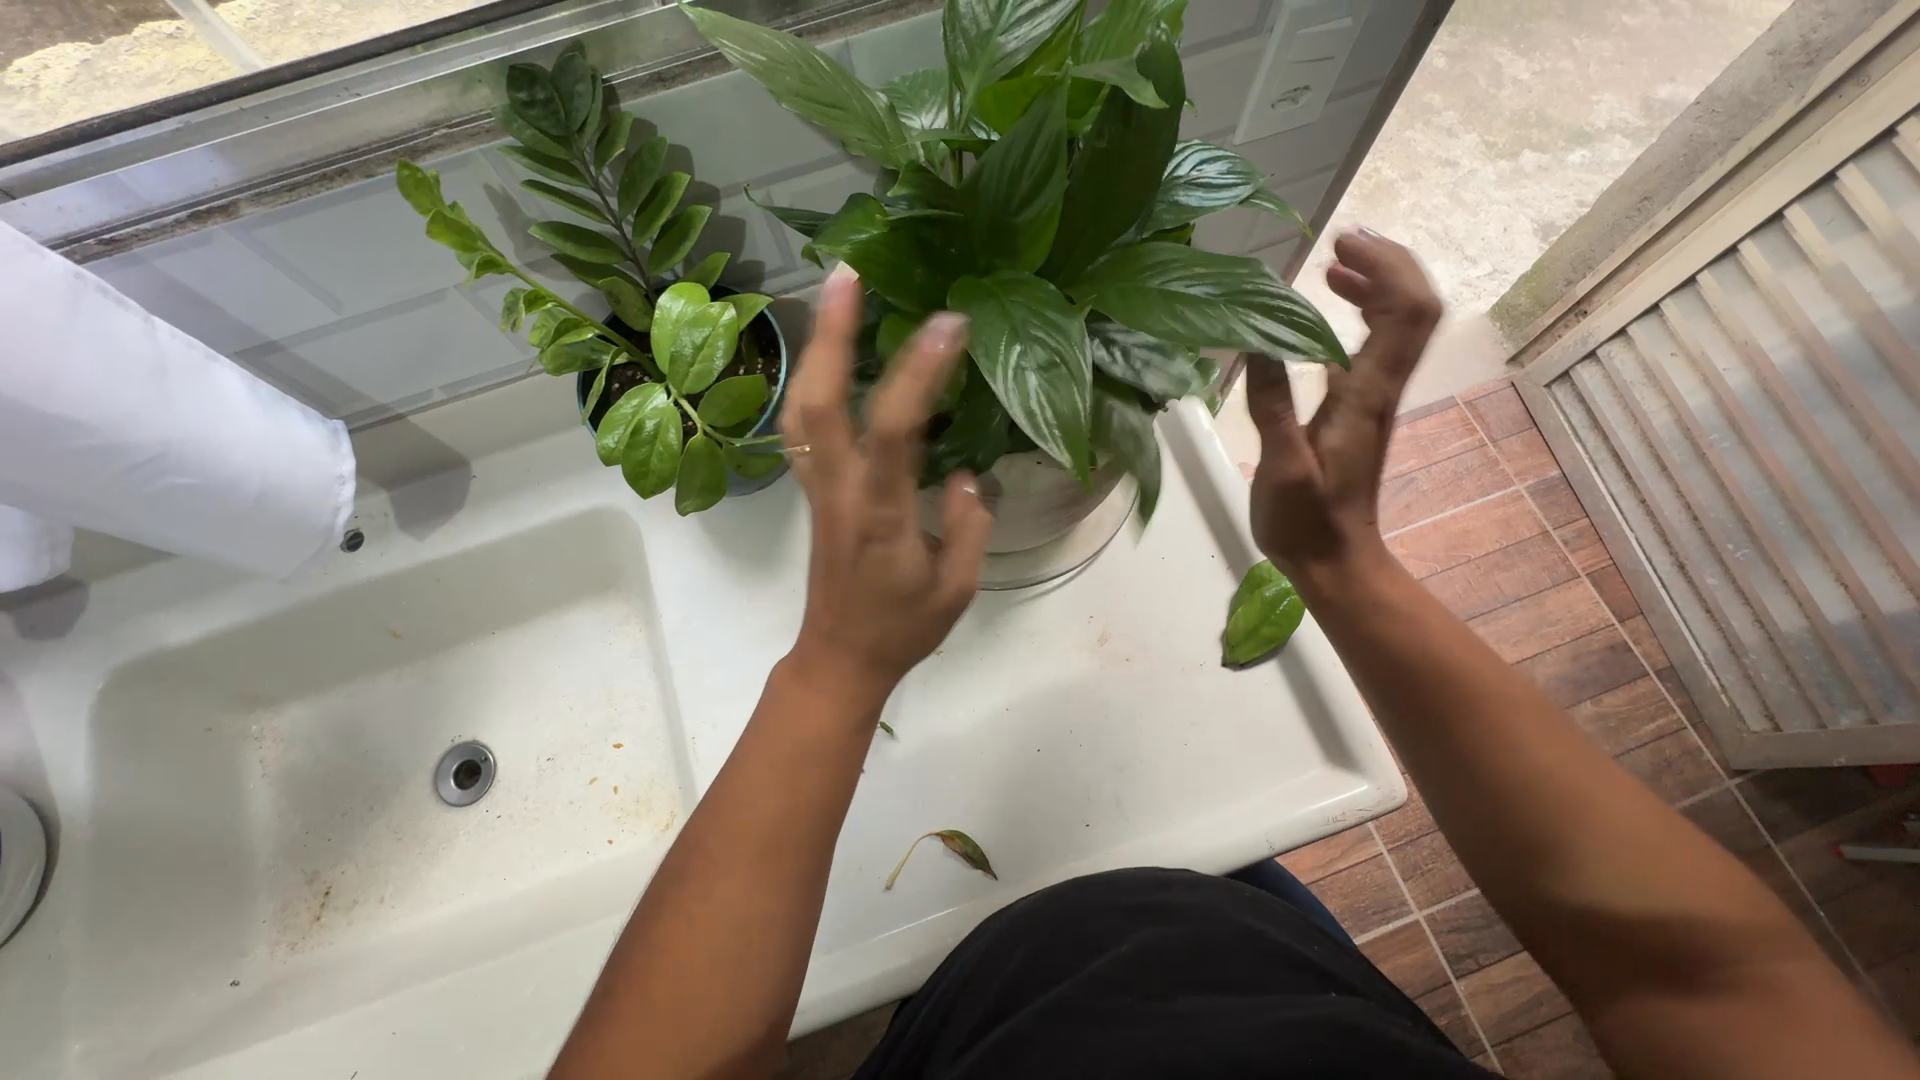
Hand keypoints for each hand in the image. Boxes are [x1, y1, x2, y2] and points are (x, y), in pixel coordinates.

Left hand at [780, 265, 992, 705]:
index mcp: (881, 514)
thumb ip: (969, 525)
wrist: (840, 658)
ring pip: (802, 409)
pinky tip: (831, 357)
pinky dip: (813, 381)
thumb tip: (967, 475)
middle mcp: (840, 490)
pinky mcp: (813, 491)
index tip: (949, 324)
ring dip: (814, 349)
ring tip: (835, 297)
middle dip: (831, 334)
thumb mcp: (957, 587)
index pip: (895, 430)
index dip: (919, 373)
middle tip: (848, 272)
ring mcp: (818, 488)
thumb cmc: (902, 628)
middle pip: (820, 403)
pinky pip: (804, 428)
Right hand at [1245, 228, 1441, 587]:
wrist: (1335, 562)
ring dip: (1374, 287)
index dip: (1386, 267)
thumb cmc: (1306, 521)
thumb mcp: (1282, 465)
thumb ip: (1272, 402)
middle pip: (1413, 308)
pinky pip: (1372, 348)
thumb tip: (1255, 339)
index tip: (1341, 244)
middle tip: (1337, 243)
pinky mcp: (1359, 412)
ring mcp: (1373, 399)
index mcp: (1366, 395)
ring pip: (1397, 326)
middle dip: (1385, 264)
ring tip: (1331, 267)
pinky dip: (1358, 318)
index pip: (1406, 313)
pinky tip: (1319, 318)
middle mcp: (1381, 388)